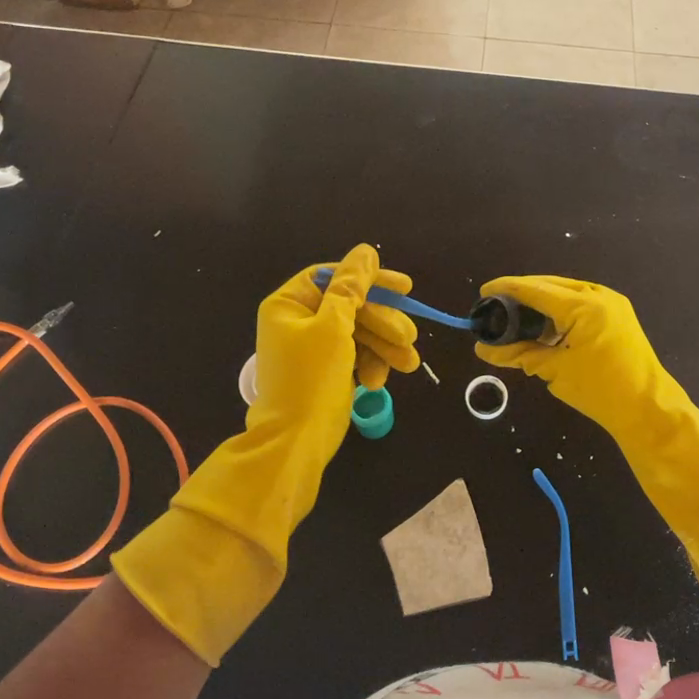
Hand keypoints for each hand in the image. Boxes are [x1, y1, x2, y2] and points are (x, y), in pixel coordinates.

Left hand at [111, 244, 418, 666]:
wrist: (293, 447)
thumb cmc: (310, 382)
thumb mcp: (335, 328)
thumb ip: (352, 288)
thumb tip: (365, 251)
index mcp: (289, 304)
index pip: (335, 277)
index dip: (370, 280)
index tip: (405, 288)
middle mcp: (297, 321)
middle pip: (351, 306)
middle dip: (383, 323)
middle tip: (409, 336)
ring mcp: (311, 349)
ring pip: (359, 333)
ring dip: (385, 346)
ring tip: (408, 363)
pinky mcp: (325, 373)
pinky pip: (355, 356)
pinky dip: (370, 365)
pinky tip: (378, 381)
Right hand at [474, 275, 698, 596]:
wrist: (648, 409)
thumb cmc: (601, 391)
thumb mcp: (555, 371)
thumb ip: (519, 354)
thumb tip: (484, 349)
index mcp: (584, 305)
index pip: (536, 289)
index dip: (507, 288)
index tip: (482, 291)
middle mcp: (598, 295)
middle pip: (550, 286)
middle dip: (522, 295)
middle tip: (495, 309)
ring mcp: (611, 303)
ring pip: (564, 293)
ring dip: (540, 304)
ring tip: (514, 320)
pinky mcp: (616, 314)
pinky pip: (579, 304)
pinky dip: (558, 312)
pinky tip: (542, 328)